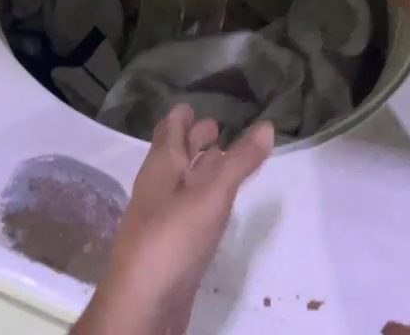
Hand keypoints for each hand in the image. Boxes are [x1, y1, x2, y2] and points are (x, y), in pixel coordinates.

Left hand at [77, 105, 272, 334]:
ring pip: (181, 183)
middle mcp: (158, 187)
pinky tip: (215, 205)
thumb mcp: (211, 195)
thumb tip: (267, 126)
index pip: (168, 130)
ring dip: (198, 168)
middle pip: (174, 154)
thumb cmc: (171, 238)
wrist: (143, 304)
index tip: (197, 105)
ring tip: (222, 158)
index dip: (181, 117)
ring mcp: (162, 218)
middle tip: (216, 126)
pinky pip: (187, 210)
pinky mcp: (171, 246)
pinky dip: (202, 197)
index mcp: (160, 166)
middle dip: (192, 139)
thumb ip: (239, 162)